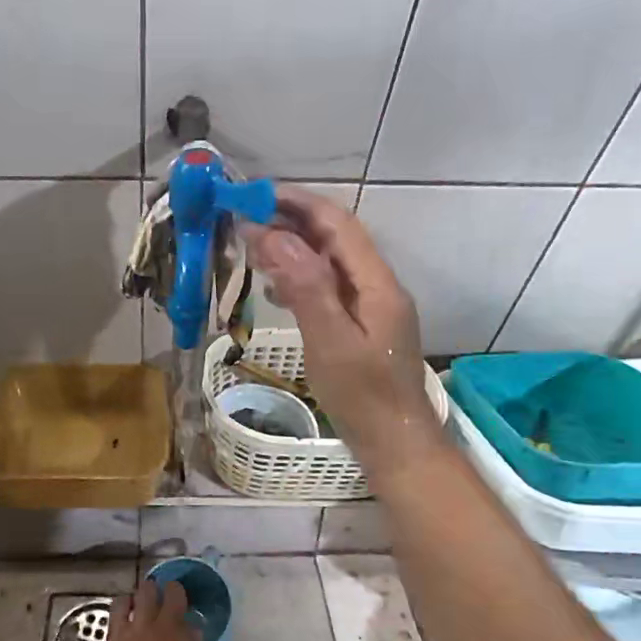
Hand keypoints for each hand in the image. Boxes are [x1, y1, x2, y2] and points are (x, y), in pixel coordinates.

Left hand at [95, 577, 201, 640]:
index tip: (184, 618)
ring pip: (141, 592)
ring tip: (141, 607)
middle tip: (164, 604)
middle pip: (168, 591)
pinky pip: (117, 608)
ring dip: (143, 596)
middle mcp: (163, 628)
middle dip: (167, 593)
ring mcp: (136, 630)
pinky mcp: (113, 639)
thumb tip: (189, 640)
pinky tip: (124, 617)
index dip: (187, 612)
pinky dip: (123, 606)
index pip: (191, 612)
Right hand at [247, 185, 443, 465]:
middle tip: (244, 222)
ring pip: (329, 261)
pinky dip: (299, 279)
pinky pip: (327, 287)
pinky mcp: (360, 324)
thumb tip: (274, 234)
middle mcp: (376, 285)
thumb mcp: (331, 342)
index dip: (298, 203)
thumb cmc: (364, 397)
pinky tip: (275, 290)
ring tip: (253, 250)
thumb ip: (306, 287)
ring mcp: (370, 305)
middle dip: (290, 223)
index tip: (255, 195)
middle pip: (333, 238)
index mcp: (376, 283)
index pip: (337, 224)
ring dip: (292, 249)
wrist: (396, 445)